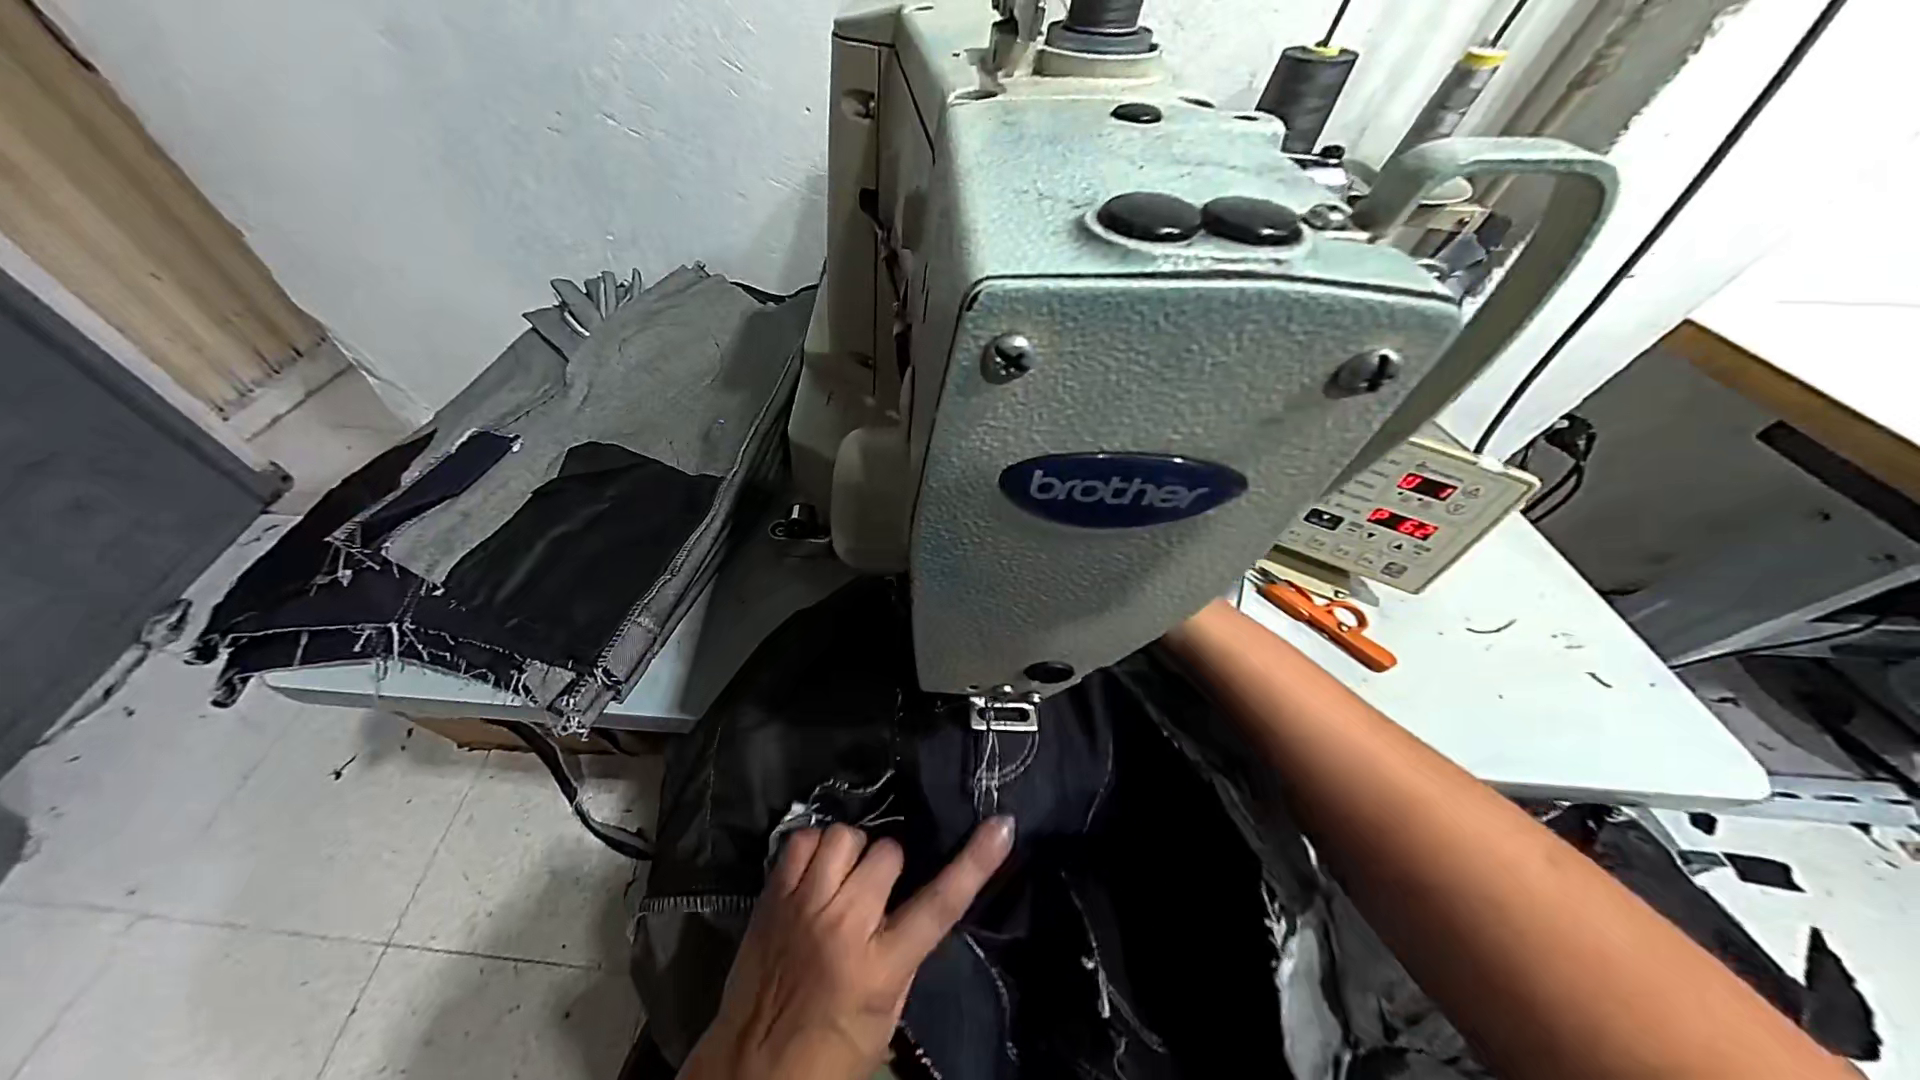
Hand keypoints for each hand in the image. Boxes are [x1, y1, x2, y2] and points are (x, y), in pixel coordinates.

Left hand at [680, 818, 1015, 1079]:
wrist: (750, 1070)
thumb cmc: (832, 1051)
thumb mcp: (887, 1010)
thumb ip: (905, 949)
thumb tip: (923, 896)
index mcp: (881, 966)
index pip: (940, 902)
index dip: (976, 861)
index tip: (1002, 826)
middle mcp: (843, 926)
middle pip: (887, 853)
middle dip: (890, 867)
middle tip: (878, 894)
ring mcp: (803, 905)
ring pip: (846, 836)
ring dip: (854, 853)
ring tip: (847, 880)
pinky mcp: (773, 896)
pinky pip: (804, 839)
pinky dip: (816, 847)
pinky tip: (818, 872)